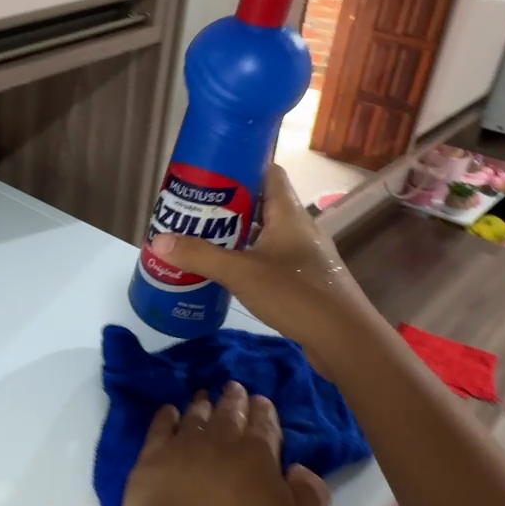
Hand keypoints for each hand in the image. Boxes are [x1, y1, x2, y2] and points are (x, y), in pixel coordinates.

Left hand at [119, 382, 330, 505]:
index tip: (261, 400)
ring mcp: (183, 446)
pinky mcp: (151, 457)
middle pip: (229, 414)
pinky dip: (166, 416)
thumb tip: (302, 469)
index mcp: (259, 457)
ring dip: (202, 404)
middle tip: (233, 387)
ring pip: (195, 416)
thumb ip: (309, 499)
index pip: (265, 426)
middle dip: (234, 400)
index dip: (265, 412)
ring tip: (203, 395)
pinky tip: (168, 411)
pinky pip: (160, 427)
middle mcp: (221, 442)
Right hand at [148, 166, 381, 380]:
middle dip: (228, 204)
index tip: (210, 171)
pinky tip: (228, 270)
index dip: (241, 165)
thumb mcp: (240, 272)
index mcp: (289, 213)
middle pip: (261, 202)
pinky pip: (271, 256)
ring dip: (237, 233)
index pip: (269, 171)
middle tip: (193, 209)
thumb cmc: (296, 294)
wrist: (346, 340)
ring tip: (202, 238)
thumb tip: (158, 240)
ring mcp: (305, 254)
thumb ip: (199, 255)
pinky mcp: (306, 278)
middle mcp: (300, 227)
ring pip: (265, 232)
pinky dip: (248, 256)